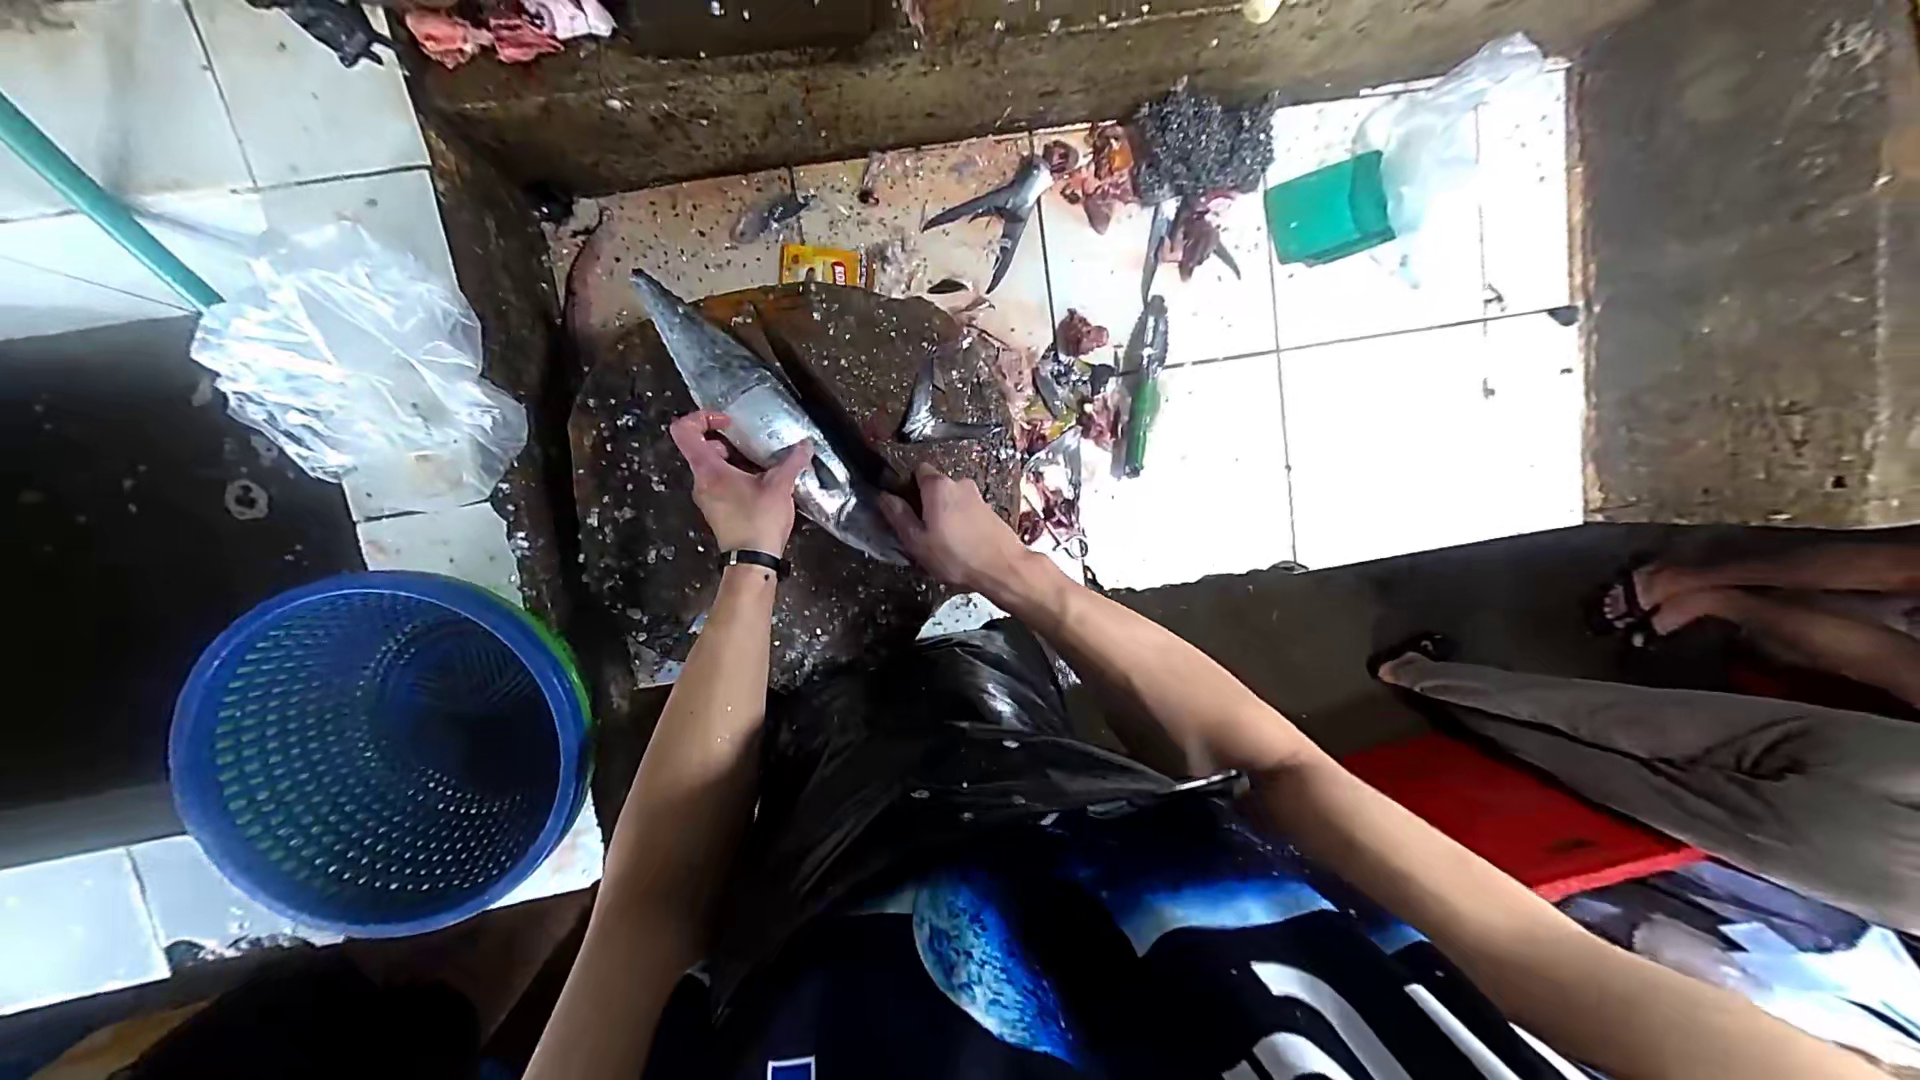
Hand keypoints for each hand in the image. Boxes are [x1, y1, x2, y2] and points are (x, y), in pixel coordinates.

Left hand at [669, 411, 812, 554]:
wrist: (752, 561)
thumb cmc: (759, 519)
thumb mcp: (780, 486)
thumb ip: (792, 462)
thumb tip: (806, 445)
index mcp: (707, 469)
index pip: (684, 431)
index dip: (702, 417)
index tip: (728, 423)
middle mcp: (700, 481)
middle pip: (699, 448)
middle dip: (724, 440)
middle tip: (749, 444)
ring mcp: (706, 497)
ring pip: (710, 467)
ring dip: (732, 460)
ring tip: (759, 465)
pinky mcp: (716, 510)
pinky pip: (718, 484)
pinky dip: (735, 477)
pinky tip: (759, 485)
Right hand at [878, 463, 1034, 596]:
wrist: (1003, 568)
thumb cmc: (956, 556)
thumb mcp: (917, 540)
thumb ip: (898, 515)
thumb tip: (884, 496)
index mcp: (938, 486)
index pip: (917, 471)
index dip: (908, 487)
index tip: (905, 508)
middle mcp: (960, 483)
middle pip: (935, 487)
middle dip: (926, 504)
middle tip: (921, 532)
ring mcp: (978, 496)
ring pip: (951, 501)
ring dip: (944, 515)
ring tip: (942, 543)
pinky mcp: (990, 511)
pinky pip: (966, 511)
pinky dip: (960, 523)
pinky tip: (960, 545)